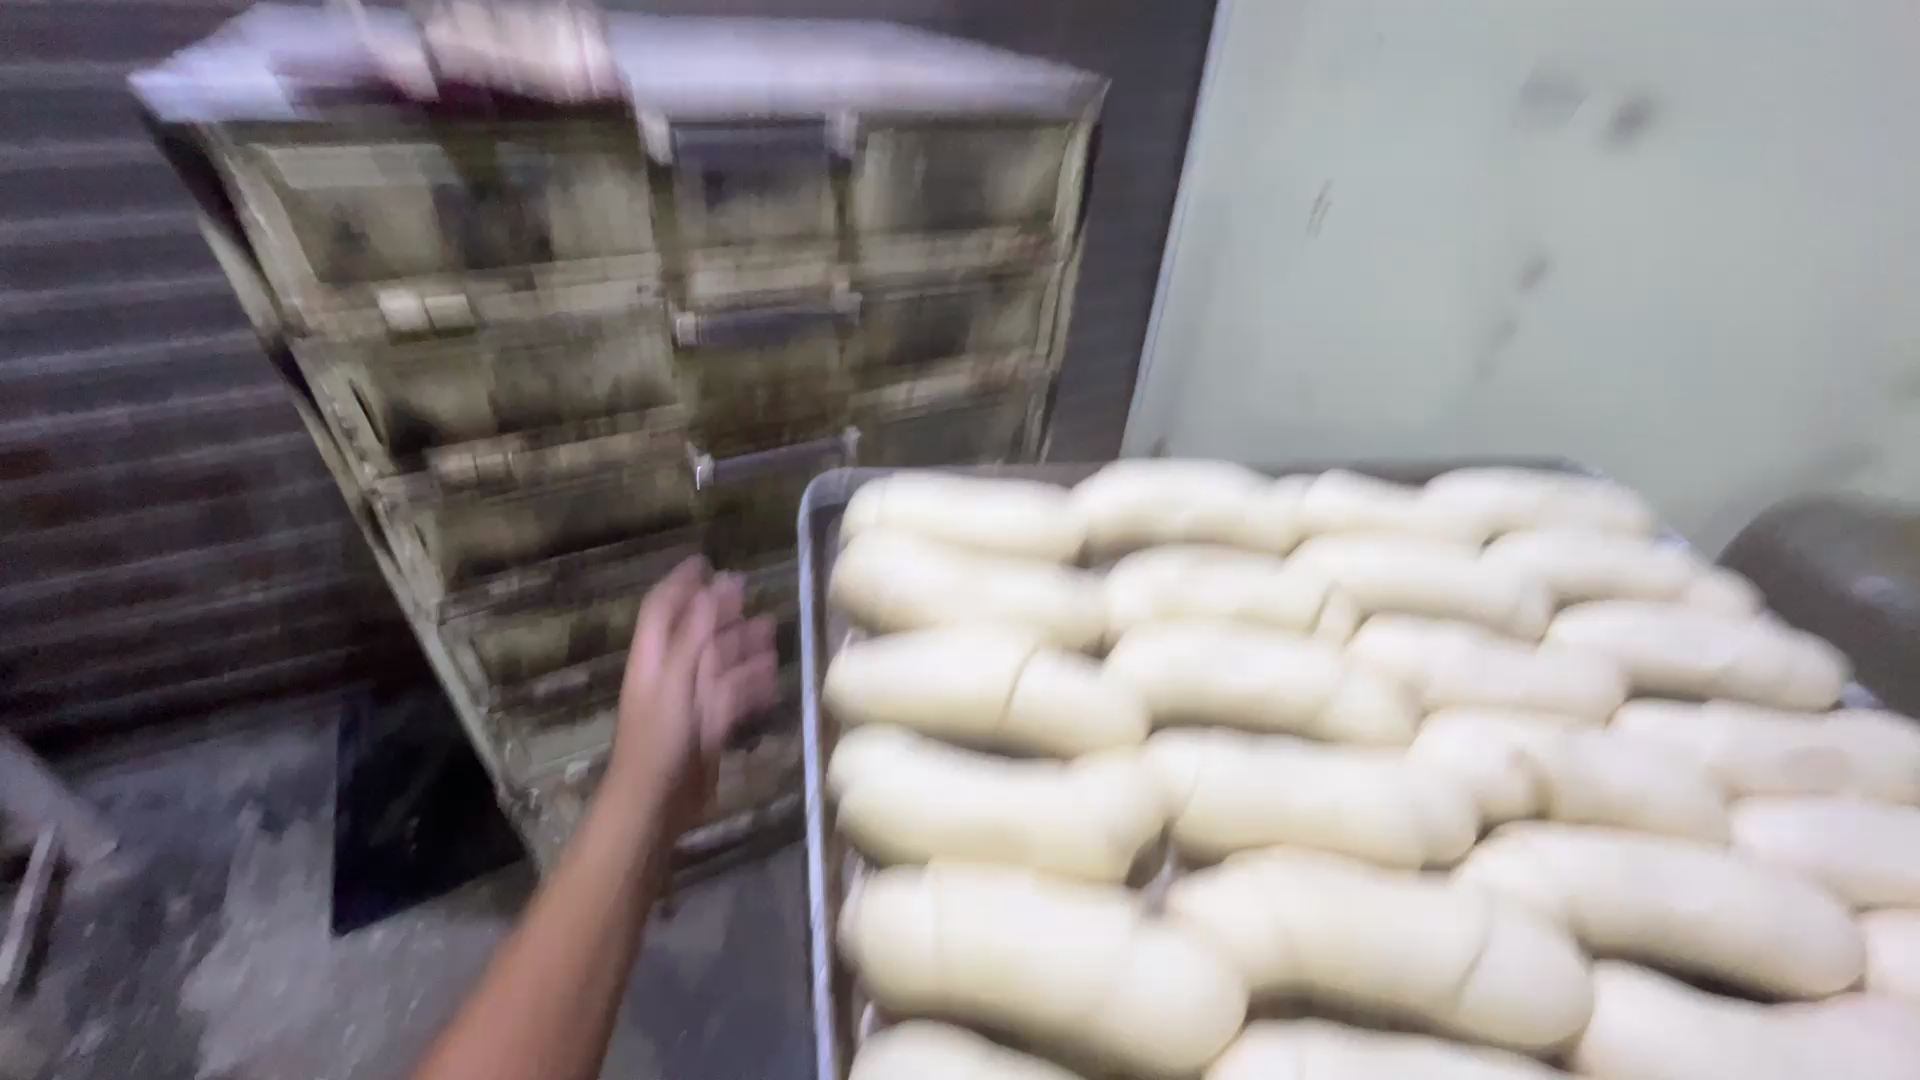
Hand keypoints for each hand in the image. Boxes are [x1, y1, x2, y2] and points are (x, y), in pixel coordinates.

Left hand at [609, 557, 779, 836]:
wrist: (656, 804)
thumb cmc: (658, 739)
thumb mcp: (674, 679)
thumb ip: (694, 633)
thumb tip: (715, 588)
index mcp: (653, 658)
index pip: (663, 609)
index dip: (680, 584)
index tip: (704, 561)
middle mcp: (672, 675)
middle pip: (697, 633)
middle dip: (720, 611)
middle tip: (748, 589)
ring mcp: (692, 702)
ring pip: (720, 664)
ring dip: (744, 645)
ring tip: (772, 628)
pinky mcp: (709, 727)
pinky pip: (734, 696)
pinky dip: (753, 683)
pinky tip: (773, 675)